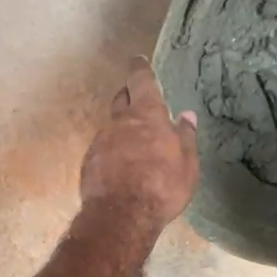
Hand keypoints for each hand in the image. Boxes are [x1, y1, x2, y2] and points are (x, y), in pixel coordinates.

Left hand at [79, 58, 199, 233]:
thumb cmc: (162, 186)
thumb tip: (186, 116)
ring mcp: (101, 140)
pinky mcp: (90, 161)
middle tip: (139, 100)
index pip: (142, 81)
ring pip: (112, 125)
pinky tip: (122, 167)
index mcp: (147, 115)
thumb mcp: (187, 164)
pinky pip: (104, 148)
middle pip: (122, 98)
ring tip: (135, 144)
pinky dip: (113, 150)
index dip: (141, 68)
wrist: (122, 215)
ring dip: (123, 128)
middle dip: (130, 95)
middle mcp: (120, 121)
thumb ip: (186, 137)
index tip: (139, 60)